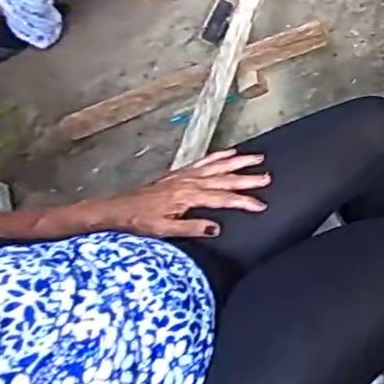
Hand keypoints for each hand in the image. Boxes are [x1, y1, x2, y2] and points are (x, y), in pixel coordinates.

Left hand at [79, 149, 270, 237]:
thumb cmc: (139, 221)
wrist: (116, 209)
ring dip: (238, 162)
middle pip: (225, 179)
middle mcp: (190, 183)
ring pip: (218, 166)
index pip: (224, 199)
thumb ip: (191, 228)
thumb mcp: (163, 230)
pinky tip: (229, 152)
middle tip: (267, 177)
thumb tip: (216, 228)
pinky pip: (203, 161)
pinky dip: (218, 156)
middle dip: (248, 178)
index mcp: (189, 197)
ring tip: (257, 158)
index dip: (244, 202)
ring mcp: (185, 176)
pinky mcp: (180, 173)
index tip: (261, 205)